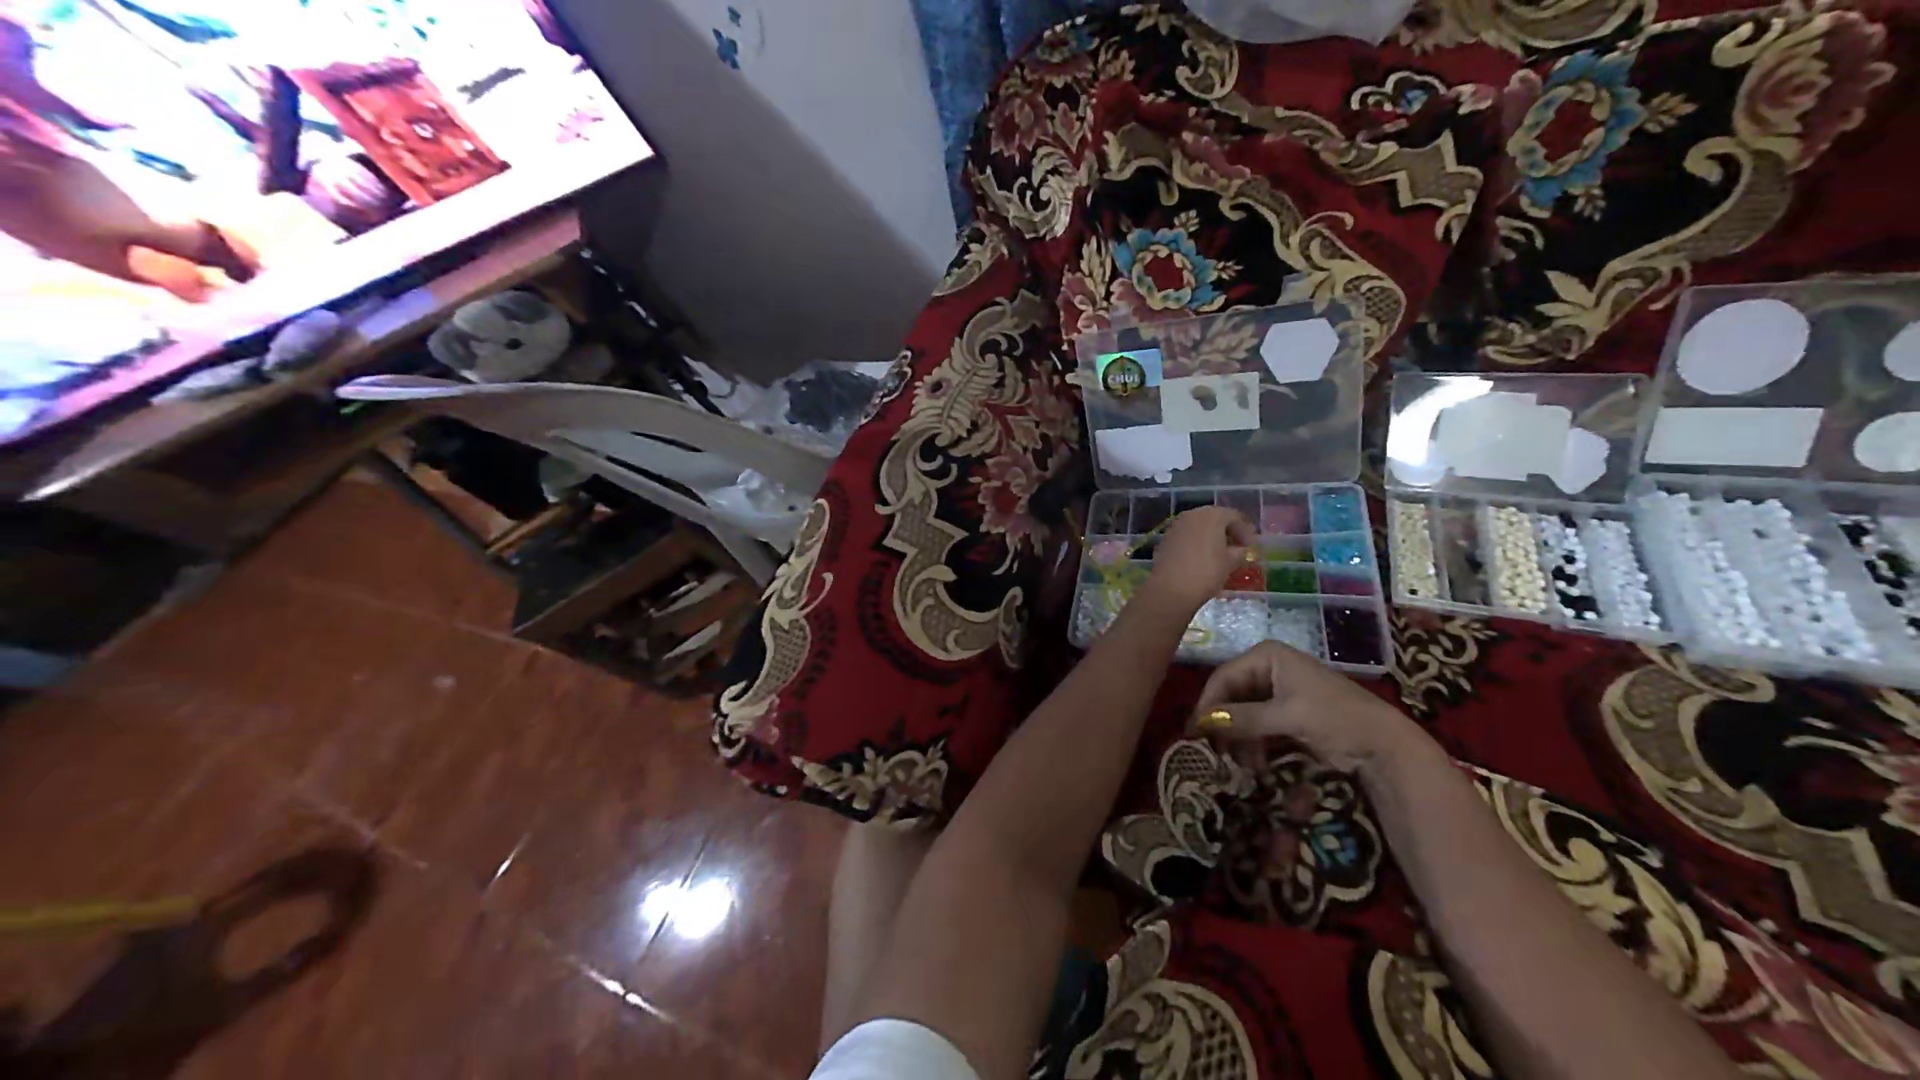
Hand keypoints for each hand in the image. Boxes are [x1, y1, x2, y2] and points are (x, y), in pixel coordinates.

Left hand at [1141, 506, 1254, 612]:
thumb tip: (1241, 550)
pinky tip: (1202, 558)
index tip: (1252, 547)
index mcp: (1211, 515)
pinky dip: (1197, 543)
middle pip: (1215, 519)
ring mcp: (1176, 526)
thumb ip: (1240, 552)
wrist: (1170, 588)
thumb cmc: (1206, 572)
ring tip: (1222, 554)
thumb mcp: (1230, 562)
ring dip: (1212, 538)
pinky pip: (1187, 536)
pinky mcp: (1165, 539)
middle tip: (1238, 548)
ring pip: (1199, 527)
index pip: (1234, 517)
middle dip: (1228, 532)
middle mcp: (1192, 514)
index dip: (1246, 531)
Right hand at [1191, 641, 1430, 771]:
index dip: (1208, 704)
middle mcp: (1268, 669)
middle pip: (1230, 696)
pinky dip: (1252, 745)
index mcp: (1267, 656)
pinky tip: (1255, 764)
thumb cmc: (1336, 718)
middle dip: (1224, 725)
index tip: (1196, 732)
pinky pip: (1256, 727)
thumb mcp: (1288, 716)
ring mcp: (1277, 692)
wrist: (1384, 745)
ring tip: (1243, 764)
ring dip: (1238, 740)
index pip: (1223, 677)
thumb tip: (1203, 723)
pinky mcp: (1285, 715)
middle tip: (1214, 752)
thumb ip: (1244, 718)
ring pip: (1241, 714)